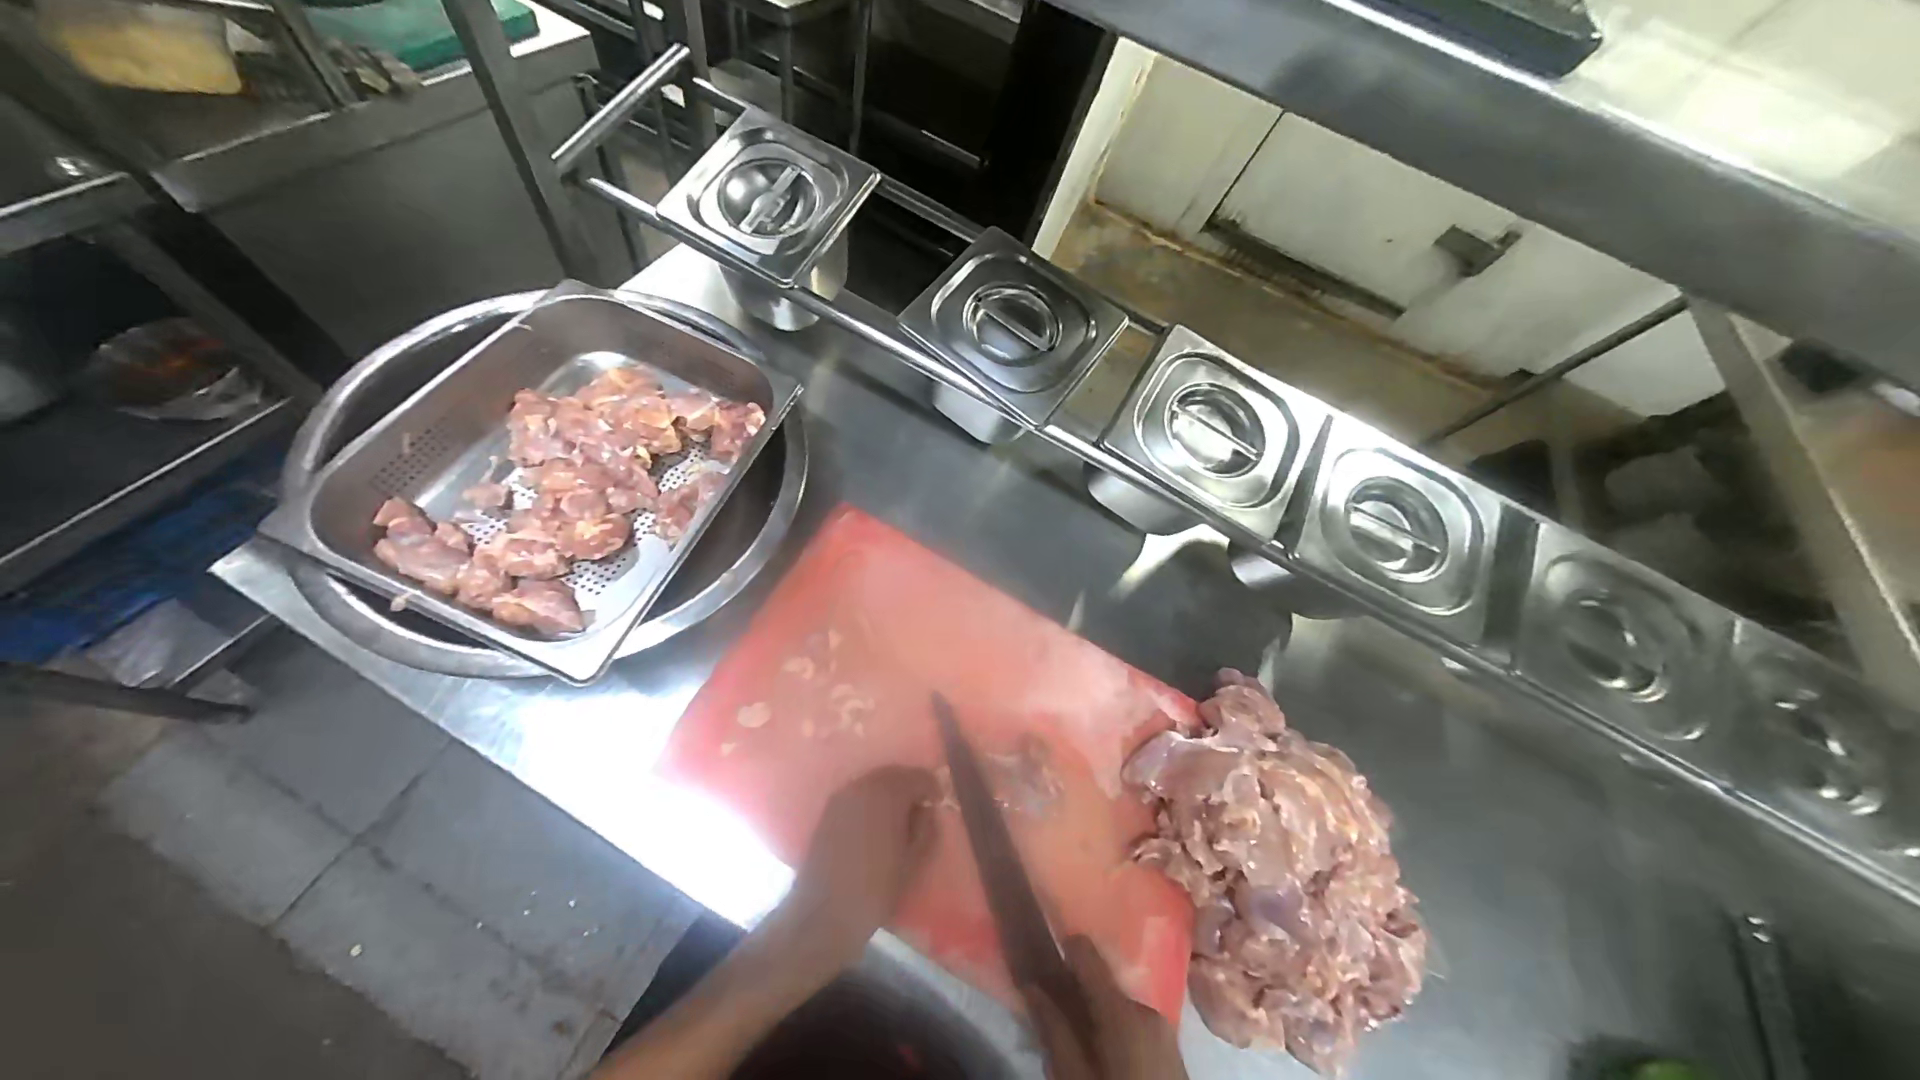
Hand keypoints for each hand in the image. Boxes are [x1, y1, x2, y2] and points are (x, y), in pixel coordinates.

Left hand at [777, 766, 939, 970]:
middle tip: (922, 806)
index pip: (917, 777)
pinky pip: (857, 794)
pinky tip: (877, 822)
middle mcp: (862, 786)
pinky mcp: (828, 811)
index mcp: (887, 794)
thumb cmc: (875, 889)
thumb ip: (925, 828)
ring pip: (873, 782)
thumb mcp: (913, 861)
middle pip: (893, 774)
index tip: (939, 803)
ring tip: (900, 816)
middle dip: (910, 786)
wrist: (824, 914)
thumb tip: (927, 810)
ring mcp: (841, 797)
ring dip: (890, 792)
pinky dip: (871, 800)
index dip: (932, 787)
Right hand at [1024, 936, 1189, 1079]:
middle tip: (1053, 1029)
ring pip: (1115, 1007)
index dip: (1061, 949)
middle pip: (1099, 985)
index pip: (1086, 952)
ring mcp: (1164, 1029)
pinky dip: (1114, 1035)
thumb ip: (1053, 1030)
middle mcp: (1145, 1008)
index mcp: (1121, 1011)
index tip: (1040, 958)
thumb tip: (1031, 986)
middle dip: (1074, 999)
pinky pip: (1134, 1026)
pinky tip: (1105, 1066)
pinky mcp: (1172, 1049)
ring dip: (1094, 1021)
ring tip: (1079, 1056)